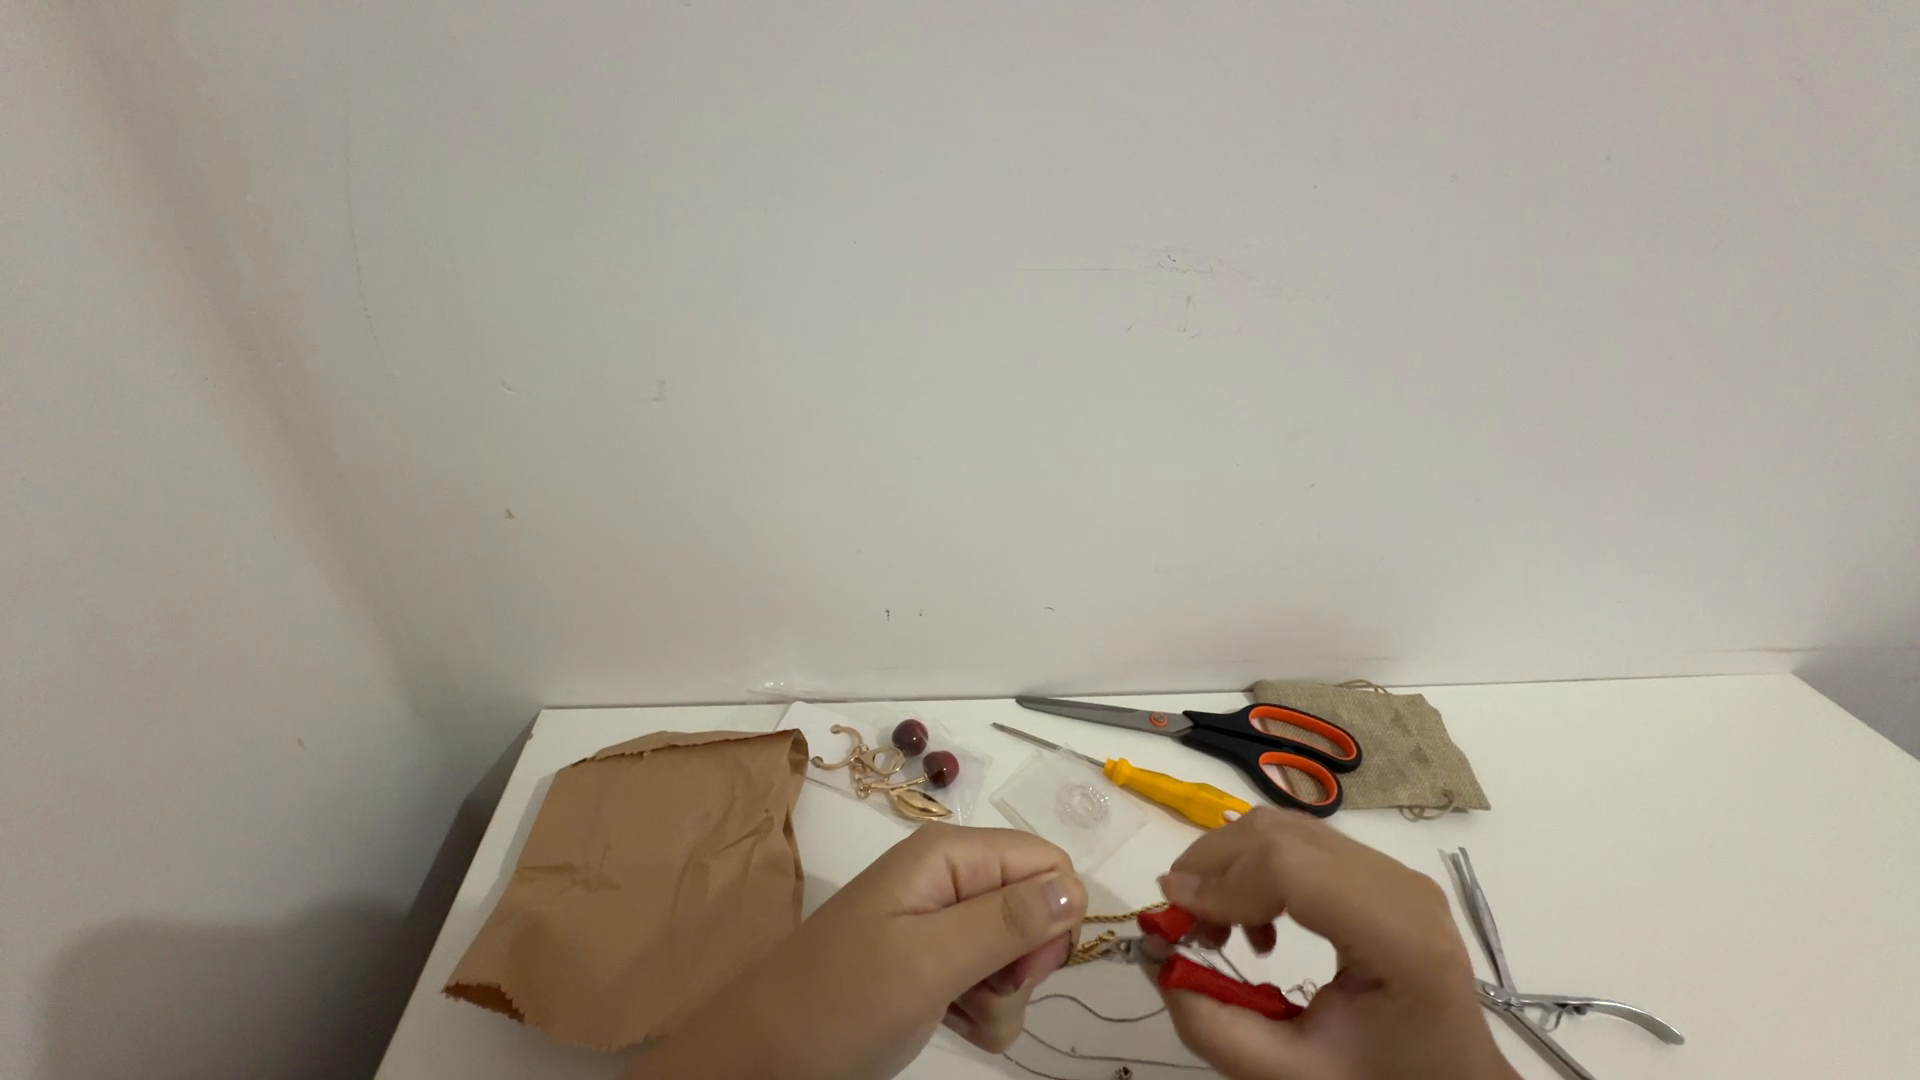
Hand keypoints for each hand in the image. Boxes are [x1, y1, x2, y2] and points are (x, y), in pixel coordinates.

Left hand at [632, 823, 1086, 1079]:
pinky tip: (950, 1020)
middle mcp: (952, 876)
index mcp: (951, 853)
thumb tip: (1078, 887)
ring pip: (1019, 951)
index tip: (1023, 968)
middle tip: (985, 989)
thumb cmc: (843, 998)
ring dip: (1003, 994)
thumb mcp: (929, 960)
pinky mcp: (936, 960)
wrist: (764, 1054)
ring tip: (957, 1011)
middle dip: (1027, 961)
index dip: (1052, 916)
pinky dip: (984, 1008)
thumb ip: (1007, 921)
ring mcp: (942, 920)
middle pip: (1036, 906)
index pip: (1046, 861)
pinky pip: (991, 979)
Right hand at [1154, 808, 1518, 1079]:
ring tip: (1216, 923)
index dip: (1221, 883)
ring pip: (1282, 828)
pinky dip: (1254, 865)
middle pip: (1280, 836)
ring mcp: (1393, 870)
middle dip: (1213, 867)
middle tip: (1184, 923)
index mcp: (1399, 940)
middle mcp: (1400, 886)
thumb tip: (1156, 961)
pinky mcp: (1379, 868)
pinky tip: (1257, 920)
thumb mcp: (1293, 1077)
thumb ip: (1214, 1026)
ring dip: (1229, 863)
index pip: (1291, 870)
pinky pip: (1297, 840)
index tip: (1174, 917)